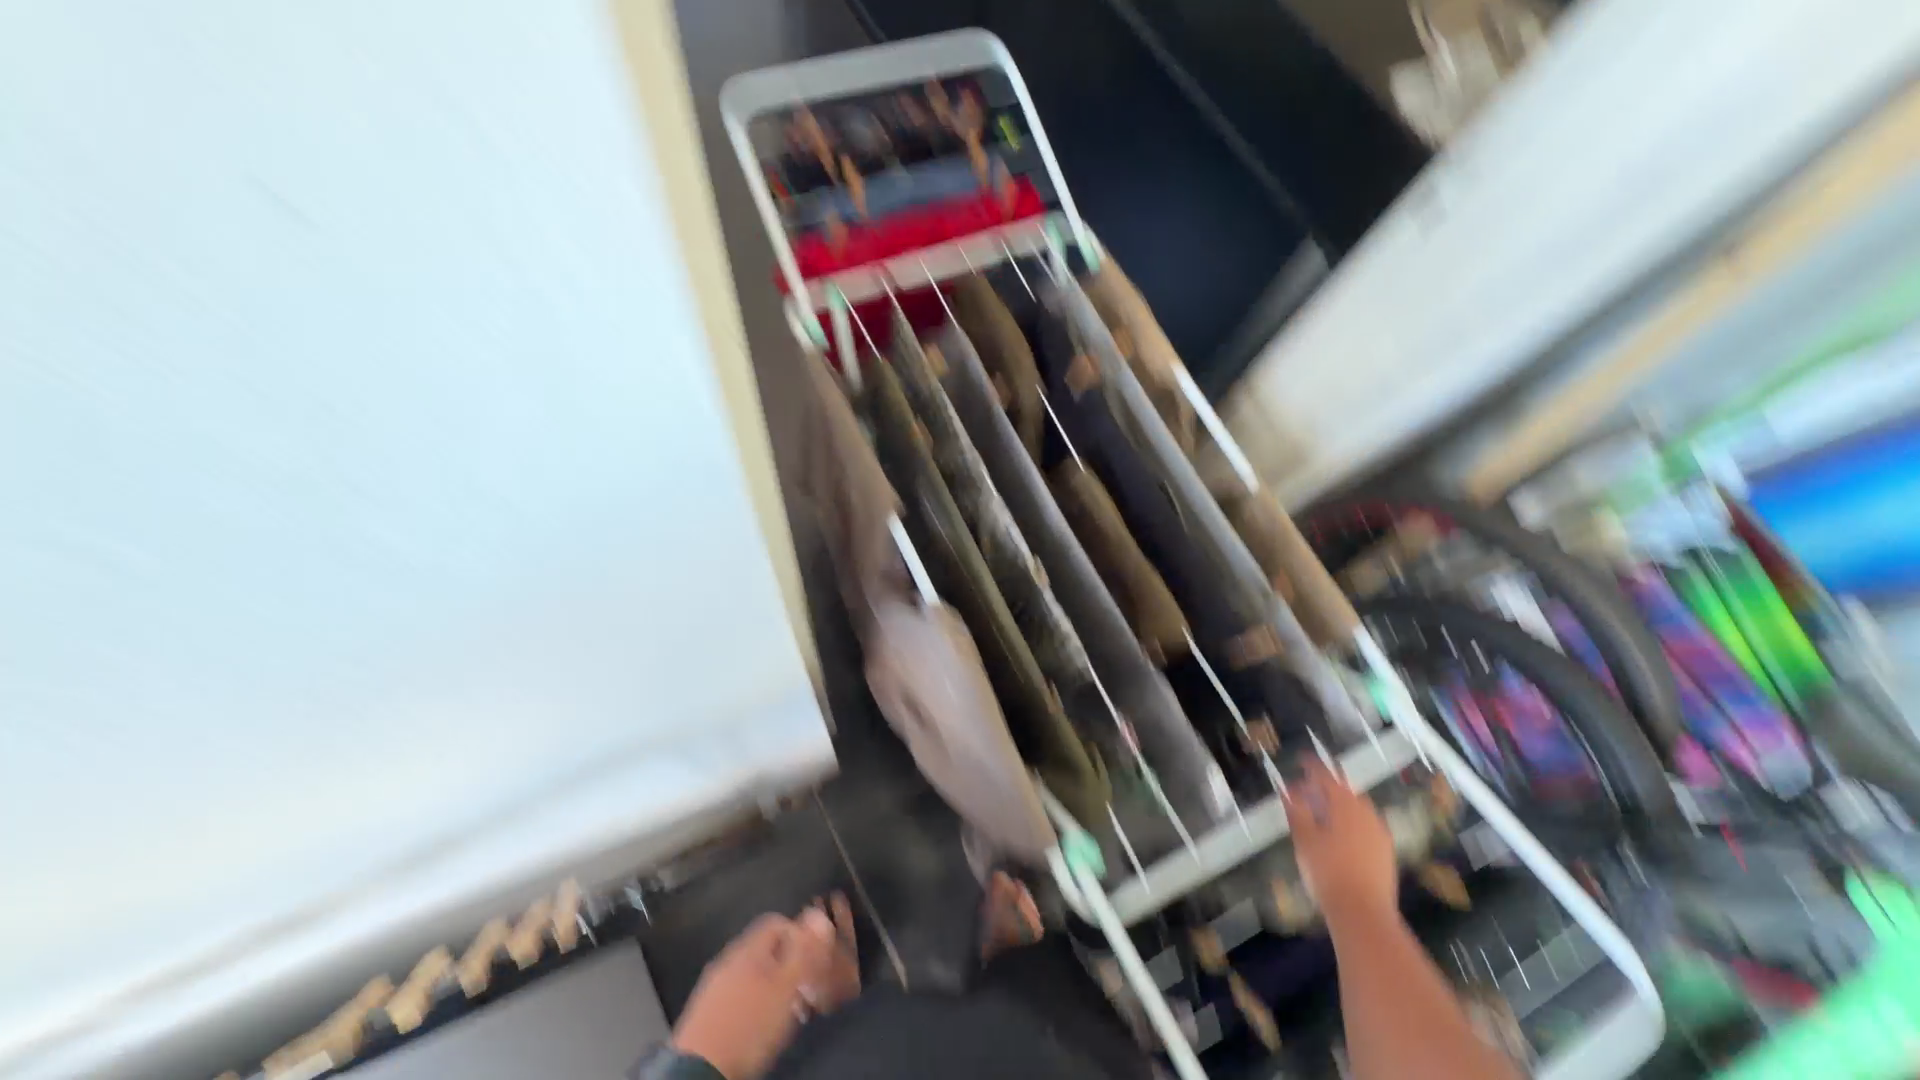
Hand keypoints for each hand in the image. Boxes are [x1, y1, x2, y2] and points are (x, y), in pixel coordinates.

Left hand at [669, 909, 838, 1079]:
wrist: (699, 1069)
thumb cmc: (749, 1025)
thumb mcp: (785, 988)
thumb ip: (804, 952)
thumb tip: (818, 915)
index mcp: (747, 950)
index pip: (777, 923)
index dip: (800, 937)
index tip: (815, 962)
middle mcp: (728, 960)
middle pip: (767, 951)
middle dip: (792, 968)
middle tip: (808, 993)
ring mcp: (715, 985)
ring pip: (755, 975)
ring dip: (777, 989)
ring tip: (790, 1014)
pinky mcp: (708, 1011)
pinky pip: (740, 995)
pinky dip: (758, 1004)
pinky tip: (764, 1026)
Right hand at [1286, 757, 1398, 924]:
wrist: (1362, 912)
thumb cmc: (1327, 871)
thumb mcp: (1304, 839)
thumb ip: (1297, 809)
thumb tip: (1289, 788)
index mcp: (1345, 805)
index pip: (1326, 776)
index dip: (1312, 765)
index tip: (1301, 759)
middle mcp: (1366, 812)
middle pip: (1345, 790)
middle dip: (1327, 786)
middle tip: (1308, 789)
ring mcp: (1379, 832)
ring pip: (1357, 808)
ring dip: (1340, 805)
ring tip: (1322, 813)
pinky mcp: (1386, 851)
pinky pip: (1366, 825)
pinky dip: (1351, 822)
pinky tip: (1341, 836)